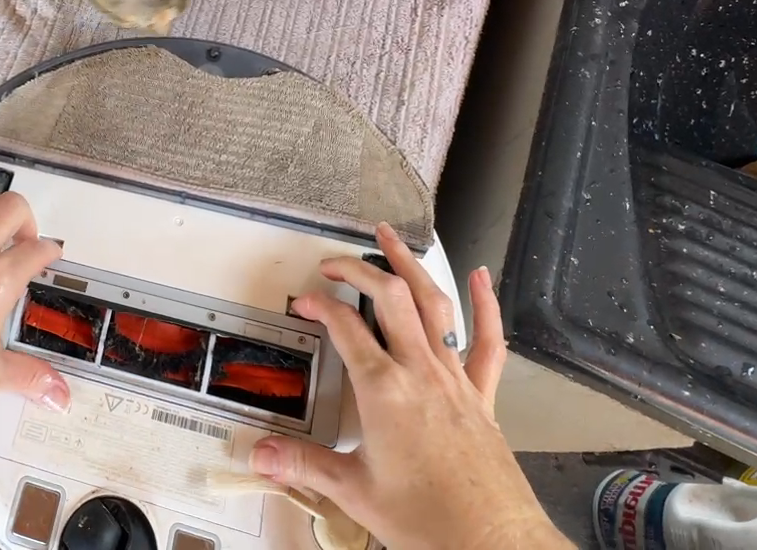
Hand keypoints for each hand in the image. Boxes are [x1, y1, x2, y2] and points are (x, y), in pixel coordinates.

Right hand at [249, 223, 565, 549]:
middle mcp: (420, 372)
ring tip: (391, 238)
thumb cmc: (431, 522)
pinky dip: (486, 305)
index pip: (343, 325)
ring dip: (410, 265)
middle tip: (335, 262)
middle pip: (388, 296)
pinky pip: (487, 342)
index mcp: (384, 389)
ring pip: (433, 304)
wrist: (495, 547)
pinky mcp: (481, 394)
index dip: (319, 304)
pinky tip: (481, 278)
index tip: (305, 303)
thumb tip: (261, 454)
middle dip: (358, 269)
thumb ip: (303, 464)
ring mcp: (453, 378)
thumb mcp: (354, 491)